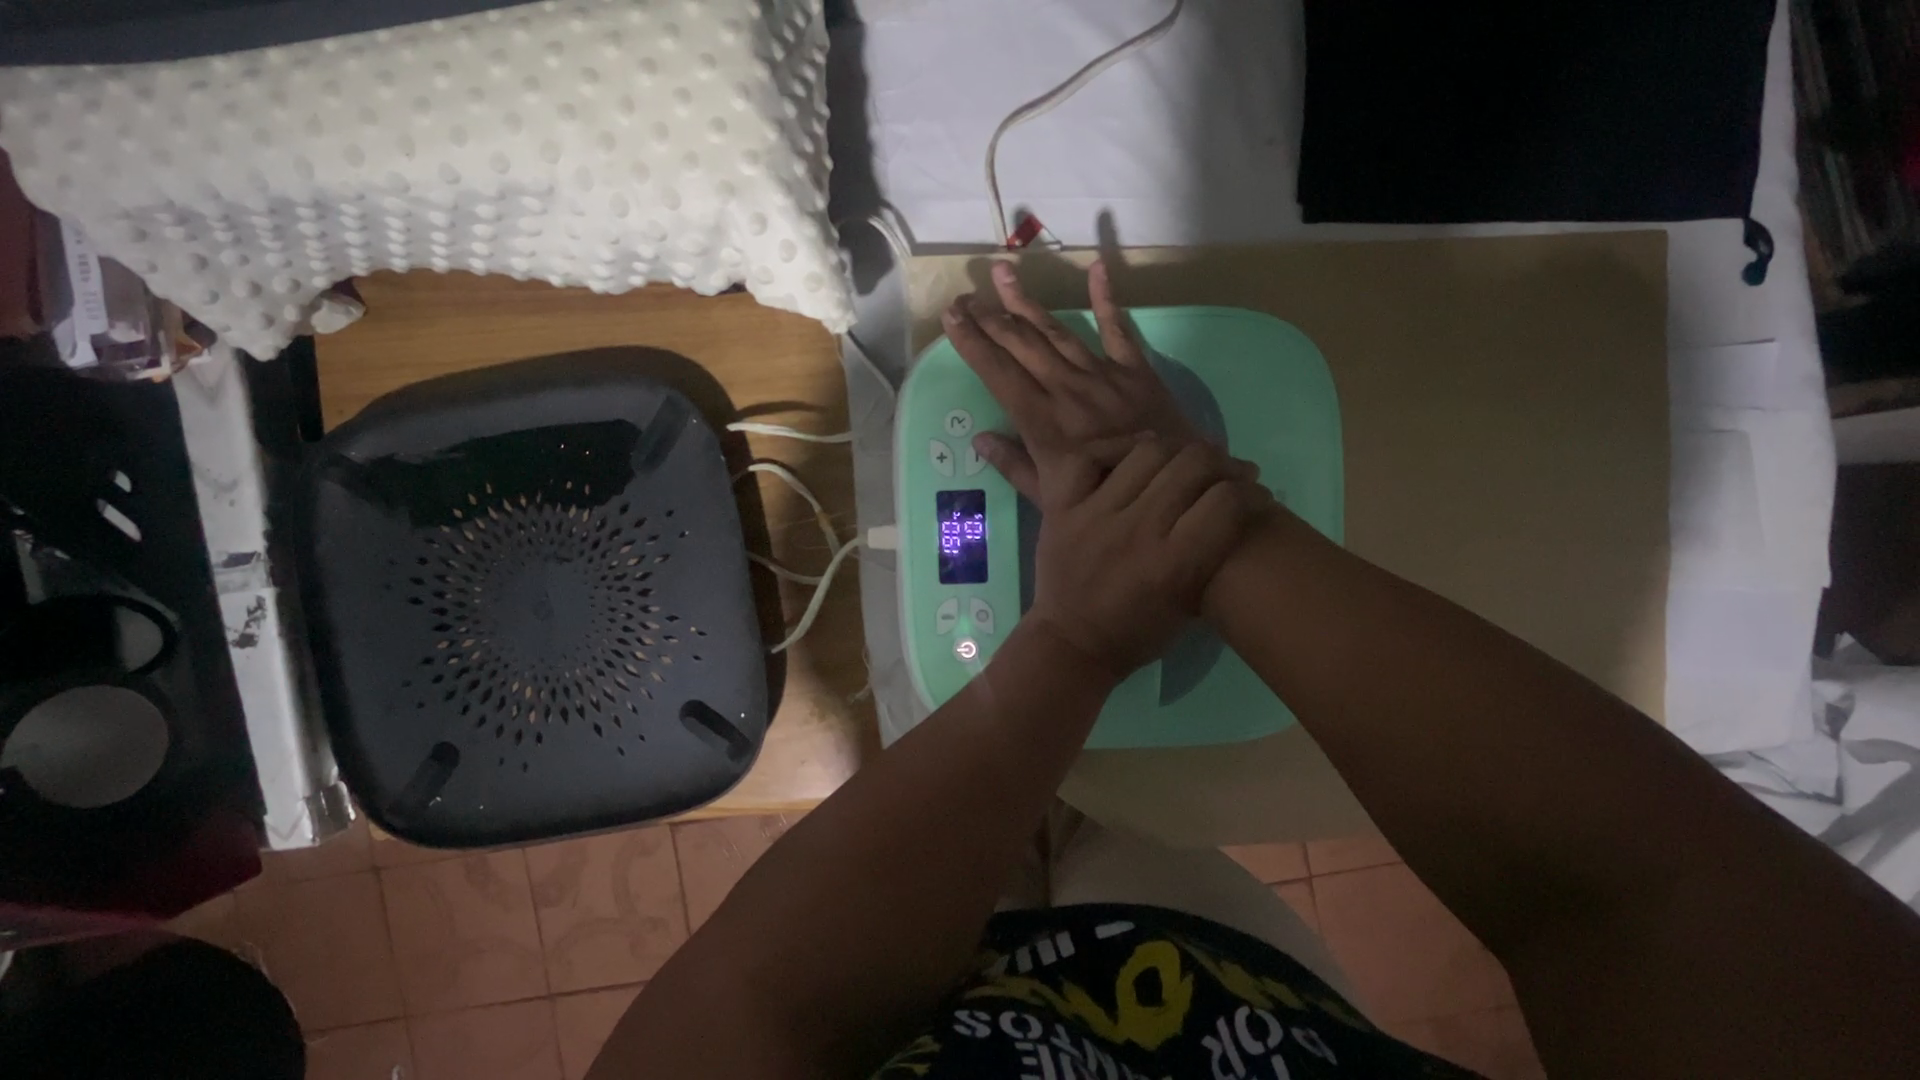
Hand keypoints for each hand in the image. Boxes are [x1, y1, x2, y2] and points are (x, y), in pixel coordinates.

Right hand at [941, 259, 1198, 498]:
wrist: (1173, 489)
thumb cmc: (1109, 504)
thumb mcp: (1052, 500)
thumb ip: (1016, 467)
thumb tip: (981, 440)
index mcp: (1044, 423)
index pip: (999, 374)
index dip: (973, 343)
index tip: (951, 318)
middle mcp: (1068, 390)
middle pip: (1022, 345)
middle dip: (990, 318)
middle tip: (966, 296)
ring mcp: (1102, 376)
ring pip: (1057, 331)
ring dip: (1027, 301)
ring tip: (1003, 271)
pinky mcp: (1135, 371)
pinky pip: (1118, 329)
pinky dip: (1106, 298)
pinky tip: (1097, 267)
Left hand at [1021, 434, 1271, 680]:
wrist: (1070, 644)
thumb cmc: (1138, 633)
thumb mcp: (1191, 606)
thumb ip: (1214, 554)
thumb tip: (1245, 502)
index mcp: (1173, 566)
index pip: (1227, 502)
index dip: (1253, 494)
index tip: (1257, 497)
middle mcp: (1135, 532)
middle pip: (1193, 466)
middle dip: (1223, 464)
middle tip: (1228, 473)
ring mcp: (1094, 515)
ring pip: (1148, 451)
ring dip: (1179, 450)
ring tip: (1187, 460)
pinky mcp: (1061, 507)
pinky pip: (1091, 456)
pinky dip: (1117, 446)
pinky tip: (1137, 451)